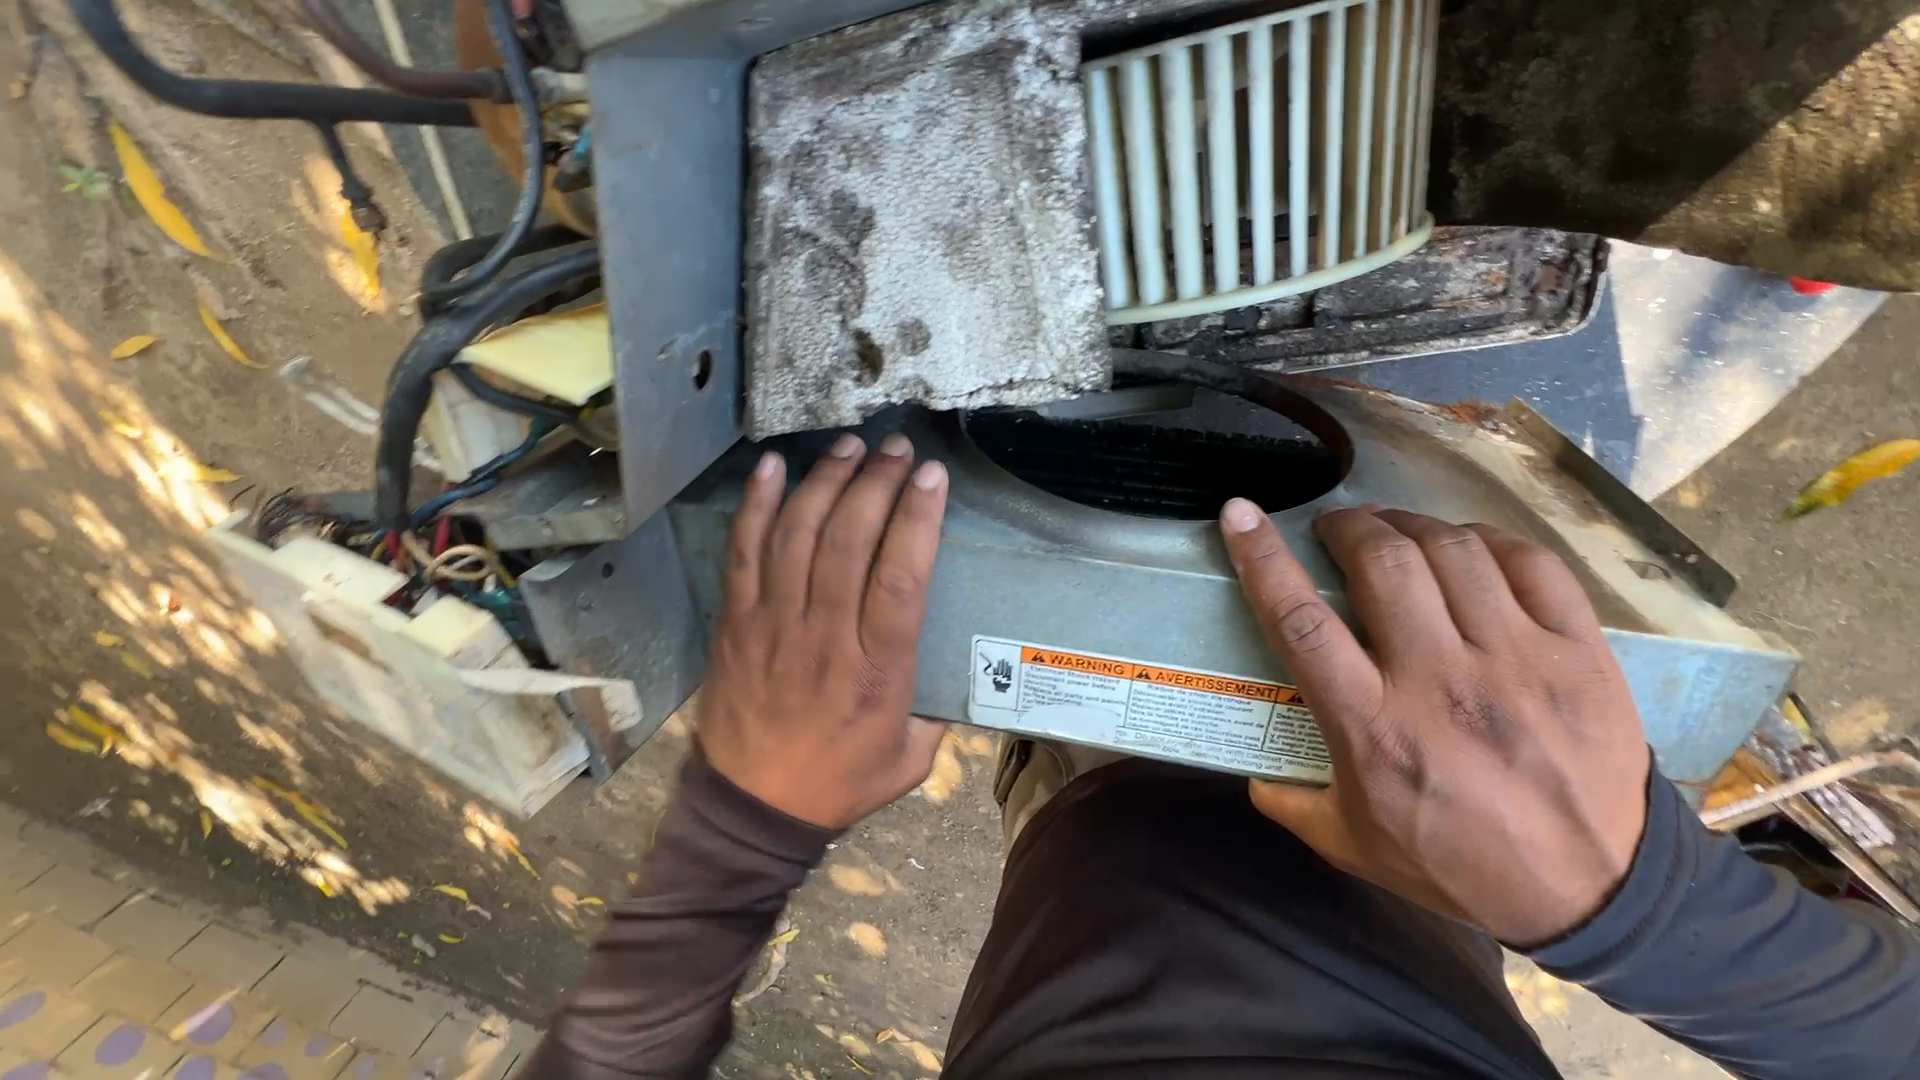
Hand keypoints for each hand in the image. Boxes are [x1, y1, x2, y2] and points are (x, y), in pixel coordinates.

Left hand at [698, 432, 950, 829]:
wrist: (752, 807)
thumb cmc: (839, 780)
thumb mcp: (910, 759)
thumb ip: (937, 711)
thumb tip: (961, 668)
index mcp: (876, 670)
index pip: (900, 577)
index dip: (917, 519)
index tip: (931, 476)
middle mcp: (824, 636)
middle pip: (848, 541)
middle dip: (876, 483)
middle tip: (897, 448)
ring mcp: (772, 623)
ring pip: (797, 536)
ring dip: (825, 482)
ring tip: (850, 447)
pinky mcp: (735, 621)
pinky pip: (742, 552)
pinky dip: (756, 505)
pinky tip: (774, 465)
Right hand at [1218, 500, 1650, 946]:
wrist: (1595, 894)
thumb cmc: (1455, 864)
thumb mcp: (1350, 842)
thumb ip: (1289, 802)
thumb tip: (1249, 770)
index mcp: (1372, 725)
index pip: (1301, 620)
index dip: (1263, 558)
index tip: (1241, 514)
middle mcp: (1440, 681)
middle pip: (1383, 563)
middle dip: (1348, 526)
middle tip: (1336, 528)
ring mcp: (1518, 661)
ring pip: (1453, 551)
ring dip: (1409, 524)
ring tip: (1393, 529)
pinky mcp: (1581, 654)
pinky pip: (1532, 563)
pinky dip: (1487, 539)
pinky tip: (1466, 546)